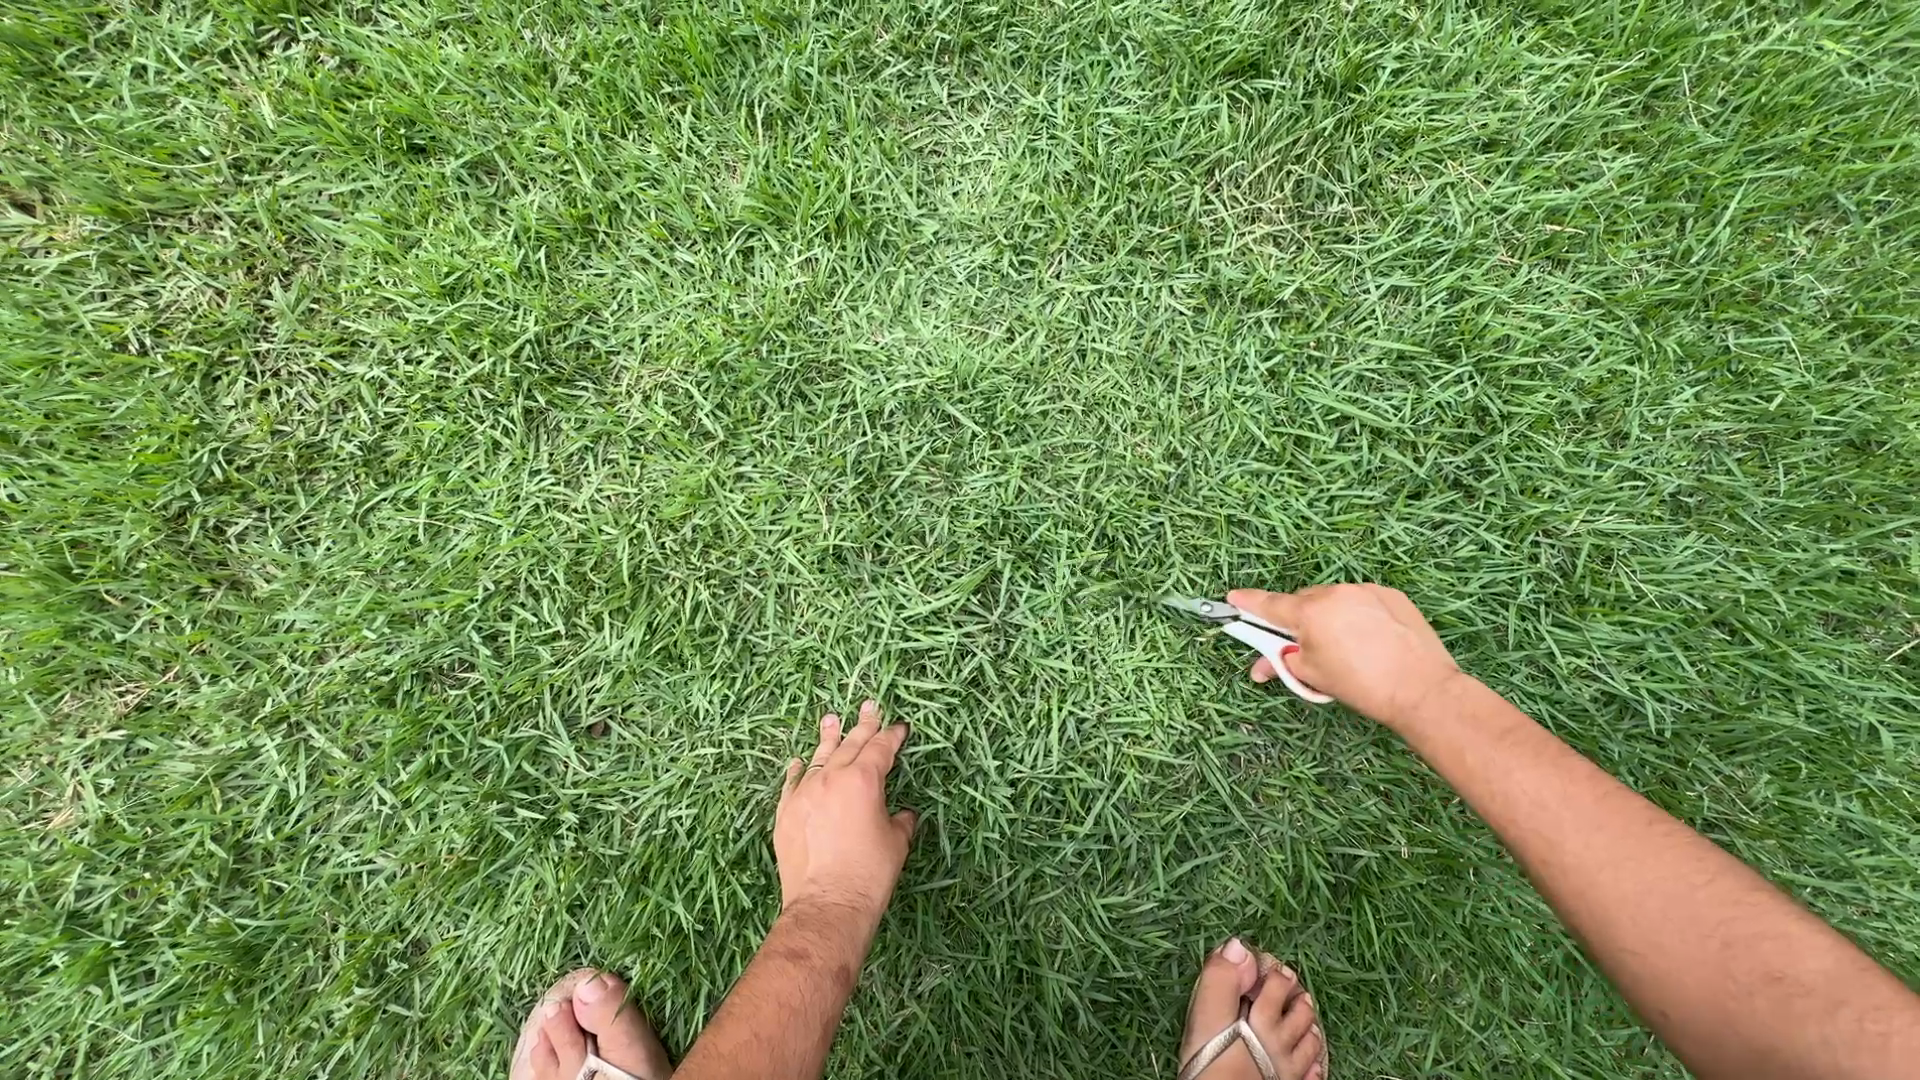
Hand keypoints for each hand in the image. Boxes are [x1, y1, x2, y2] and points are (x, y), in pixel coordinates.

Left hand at [774, 700, 917, 920]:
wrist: (826, 904)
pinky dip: (798, 770)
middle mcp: (832, 777)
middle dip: (863, 724)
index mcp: (864, 780)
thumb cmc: (870, 874)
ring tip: (831, 718)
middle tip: (869, 706)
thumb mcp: (897, 842)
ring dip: (828, 737)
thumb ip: (901, 821)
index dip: (893, 735)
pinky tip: (800, 761)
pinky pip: (792, 783)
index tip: (900, 727)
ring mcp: (805, 793)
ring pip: (819, 756)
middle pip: (851, 743)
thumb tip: (905, 815)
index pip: (881, 748)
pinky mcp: (786, 813)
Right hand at [1227, 584, 1463, 731]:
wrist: (1423, 689)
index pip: (1268, 605)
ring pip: (1331, 599)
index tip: (1232, 598)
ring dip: (1327, 615)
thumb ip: (1281, 663)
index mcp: (1309, 613)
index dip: (1247, 603)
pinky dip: (1355, 614)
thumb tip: (1259, 668)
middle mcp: (1333, 594)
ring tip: (1342, 645)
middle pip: (1301, 602)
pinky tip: (1368, 638)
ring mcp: (1364, 591)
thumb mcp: (1312, 676)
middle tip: (1303, 645)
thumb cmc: (1360, 685)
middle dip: (1296, 619)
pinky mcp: (1390, 595)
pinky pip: (1360, 600)